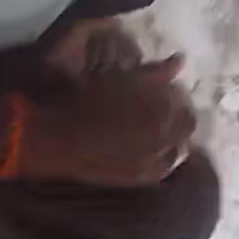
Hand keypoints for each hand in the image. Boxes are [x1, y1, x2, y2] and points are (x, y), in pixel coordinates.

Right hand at [0, 56, 195, 186]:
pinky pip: (162, 167)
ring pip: (176, 148)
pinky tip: (142, 148)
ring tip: (148, 129)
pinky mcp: (141, 178)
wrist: (52, 138)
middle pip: (186, 125)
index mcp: (162, 112)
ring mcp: (154, 163)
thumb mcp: (119, 79)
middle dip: (175, 114)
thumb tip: (181, 59)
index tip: (160, 88)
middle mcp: (165, 140)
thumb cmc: (82, 102)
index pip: (183, 100)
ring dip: (169, 137)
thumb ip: (154, 71)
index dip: (172, 92)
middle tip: (156, 108)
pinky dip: (159, 156)